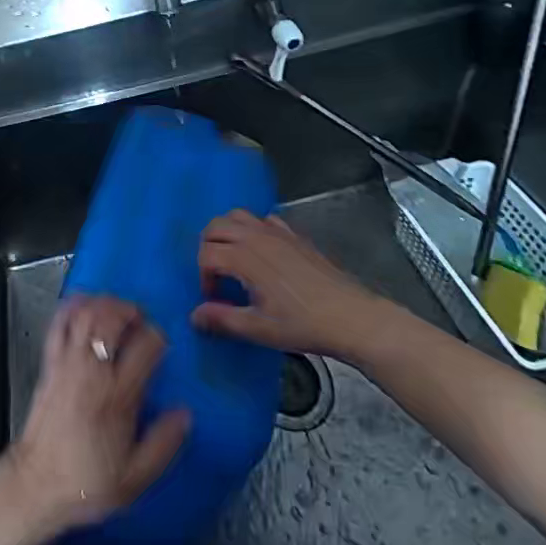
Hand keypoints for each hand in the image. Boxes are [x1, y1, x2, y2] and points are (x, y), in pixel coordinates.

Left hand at [5, 296, 190, 533]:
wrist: (36, 486)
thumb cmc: (88, 481)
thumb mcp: (136, 476)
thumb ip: (164, 443)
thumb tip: (185, 414)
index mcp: (117, 396)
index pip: (145, 346)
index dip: (158, 339)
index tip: (161, 349)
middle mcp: (91, 372)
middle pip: (110, 319)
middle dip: (130, 310)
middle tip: (140, 319)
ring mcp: (66, 363)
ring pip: (84, 314)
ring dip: (104, 303)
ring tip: (116, 311)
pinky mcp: (49, 363)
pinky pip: (58, 323)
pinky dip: (71, 307)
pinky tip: (84, 306)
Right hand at [191, 209, 389, 359]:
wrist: (351, 317)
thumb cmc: (302, 325)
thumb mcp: (258, 328)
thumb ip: (222, 320)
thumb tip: (194, 315)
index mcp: (244, 257)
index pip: (206, 254)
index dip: (203, 277)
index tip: (213, 299)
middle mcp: (257, 236)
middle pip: (216, 226)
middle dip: (207, 247)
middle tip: (215, 275)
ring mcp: (278, 232)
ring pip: (238, 216)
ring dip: (227, 232)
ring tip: (232, 259)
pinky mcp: (295, 235)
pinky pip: (264, 219)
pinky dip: (254, 229)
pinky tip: (262, 252)